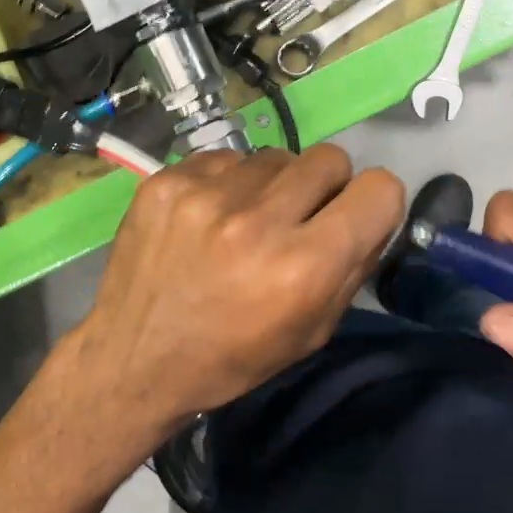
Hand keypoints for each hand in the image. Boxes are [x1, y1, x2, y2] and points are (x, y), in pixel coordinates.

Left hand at [69, 145, 404, 431]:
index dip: (374, 204)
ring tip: (247, 221)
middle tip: (300, 218)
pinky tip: (209, 218)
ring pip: (275, 155)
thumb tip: (375, 215)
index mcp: (302, 268)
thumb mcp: (311, 332)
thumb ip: (353, 267)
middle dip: (326, 187)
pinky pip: (226, 158)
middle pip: (329, 158)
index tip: (354, 219)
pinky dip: (228, 183)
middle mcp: (257, 222)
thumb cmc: (232, 357)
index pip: (379, 189)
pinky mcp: (166, 181)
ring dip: (273, 184)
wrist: (134, 357)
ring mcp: (206, 195)